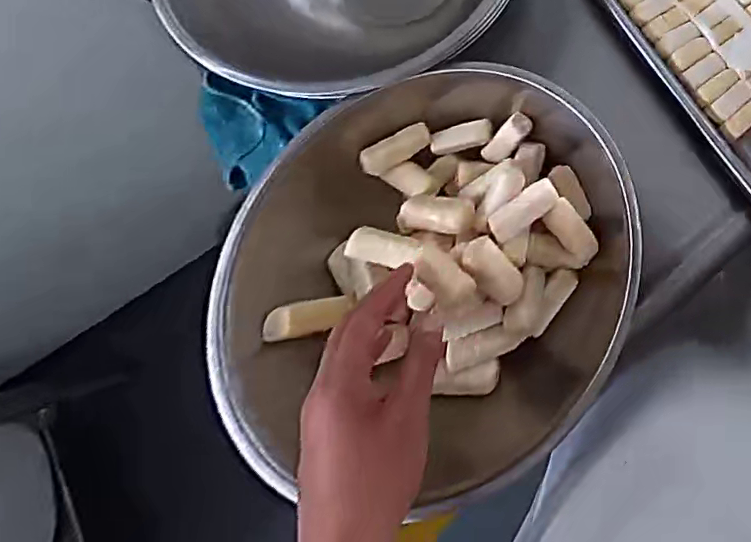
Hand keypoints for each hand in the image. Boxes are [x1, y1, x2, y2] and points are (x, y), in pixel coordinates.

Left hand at [297, 266, 441, 541]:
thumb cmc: (377, 480)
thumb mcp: (408, 416)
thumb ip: (419, 365)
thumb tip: (431, 324)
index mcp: (336, 386)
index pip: (360, 322)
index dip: (386, 292)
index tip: (410, 270)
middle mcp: (320, 394)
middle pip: (345, 335)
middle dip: (377, 305)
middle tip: (409, 286)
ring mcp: (319, 413)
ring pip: (344, 355)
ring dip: (374, 330)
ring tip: (407, 317)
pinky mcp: (325, 430)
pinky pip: (345, 376)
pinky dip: (370, 355)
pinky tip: (392, 358)